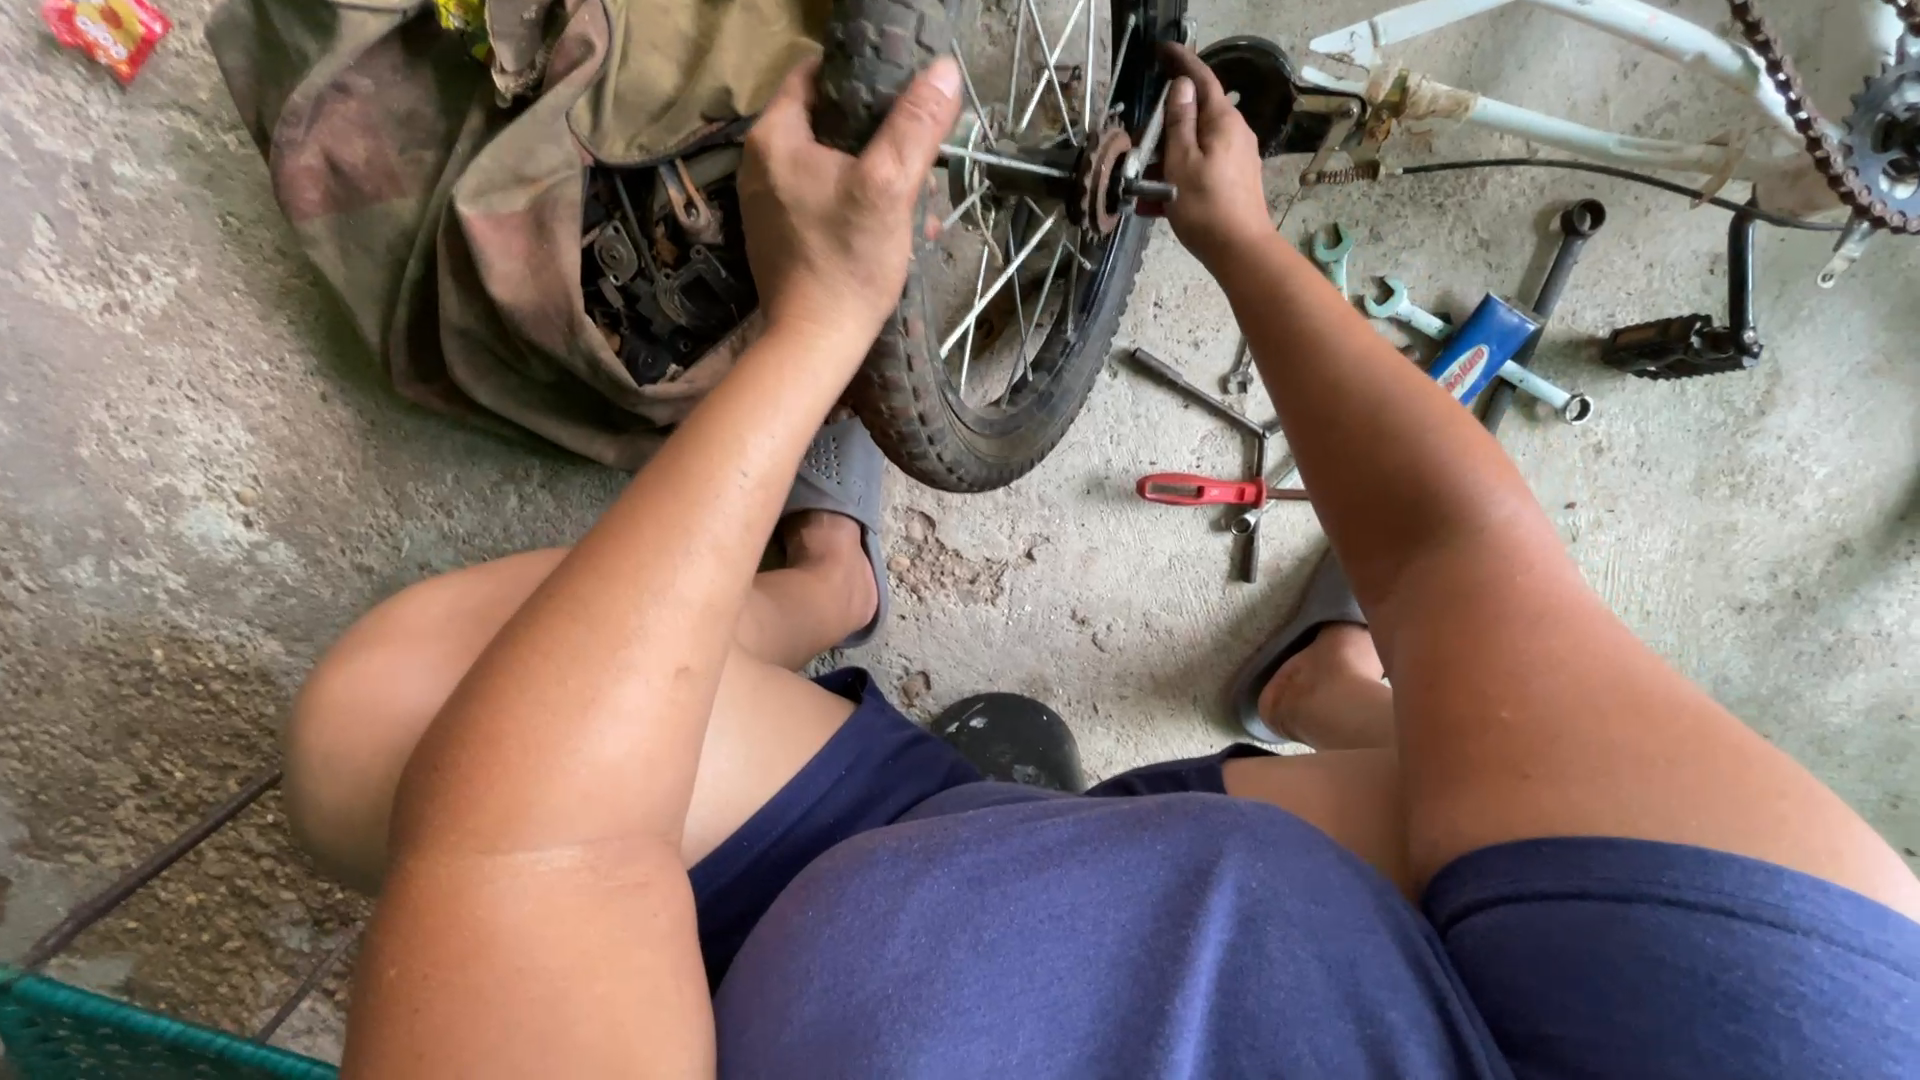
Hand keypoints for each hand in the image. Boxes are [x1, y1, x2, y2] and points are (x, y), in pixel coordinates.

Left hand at [739, 55, 962, 355]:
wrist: (816, 341)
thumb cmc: (848, 263)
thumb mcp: (889, 188)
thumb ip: (915, 126)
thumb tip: (944, 72)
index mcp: (774, 137)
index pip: (817, 75)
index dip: (864, 81)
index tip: (903, 104)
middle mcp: (760, 164)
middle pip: (830, 125)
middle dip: (880, 142)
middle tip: (919, 166)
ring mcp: (768, 203)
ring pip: (833, 167)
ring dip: (878, 181)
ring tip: (917, 208)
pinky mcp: (782, 237)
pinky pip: (825, 203)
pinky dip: (858, 209)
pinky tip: (892, 233)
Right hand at [1156, 43, 1271, 268]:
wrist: (1239, 250)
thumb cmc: (1205, 207)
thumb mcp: (1181, 163)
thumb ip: (1178, 124)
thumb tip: (1181, 87)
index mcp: (1222, 122)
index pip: (1201, 81)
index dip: (1182, 63)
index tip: (1163, 51)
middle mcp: (1234, 134)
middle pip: (1196, 118)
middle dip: (1165, 127)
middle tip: (1139, 143)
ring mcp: (1236, 159)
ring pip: (1195, 148)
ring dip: (1166, 160)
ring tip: (1140, 183)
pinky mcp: (1234, 183)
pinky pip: (1200, 171)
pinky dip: (1177, 179)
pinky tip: (1154, 204)